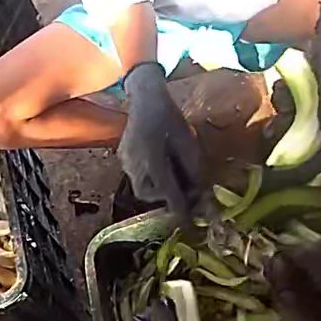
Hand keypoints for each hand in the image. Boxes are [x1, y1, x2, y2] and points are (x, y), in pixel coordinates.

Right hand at [120, 64, 207, 224]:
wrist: (145, 96)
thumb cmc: (170, 116)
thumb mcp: (189, 141)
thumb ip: (193, 169)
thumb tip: (198, 192)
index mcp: (153, 160)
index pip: (168, 192)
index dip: (180, 209)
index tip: (188, 224)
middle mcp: (135, 164)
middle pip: (148, 193)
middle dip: (164, 195)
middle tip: (179, 188)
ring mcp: (125, 161)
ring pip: (140, 185)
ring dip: (156, 186)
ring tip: (169, 173)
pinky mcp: (122, 156)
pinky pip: (136, 174)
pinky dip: (149, 175)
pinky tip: (159, 162)